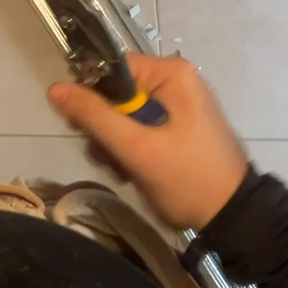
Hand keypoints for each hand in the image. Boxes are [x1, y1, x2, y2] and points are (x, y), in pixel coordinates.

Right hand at [47, 54, 248, 230]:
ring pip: (121, 113)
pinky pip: (137, 126)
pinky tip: (132, 169)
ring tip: (123, 167)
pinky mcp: (176, 125)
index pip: (110, 69)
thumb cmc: (188, 178)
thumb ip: (94, 116)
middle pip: (114, 93)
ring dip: (113, 142)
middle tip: (108, 154)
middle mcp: (173, 80)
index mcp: (170, 73)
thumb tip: (54, 89)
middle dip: (104, 127)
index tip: (84, 128)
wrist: (233, 218)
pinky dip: (128, 148)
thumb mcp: (136, 148)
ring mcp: (176, 104)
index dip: (91, 96)